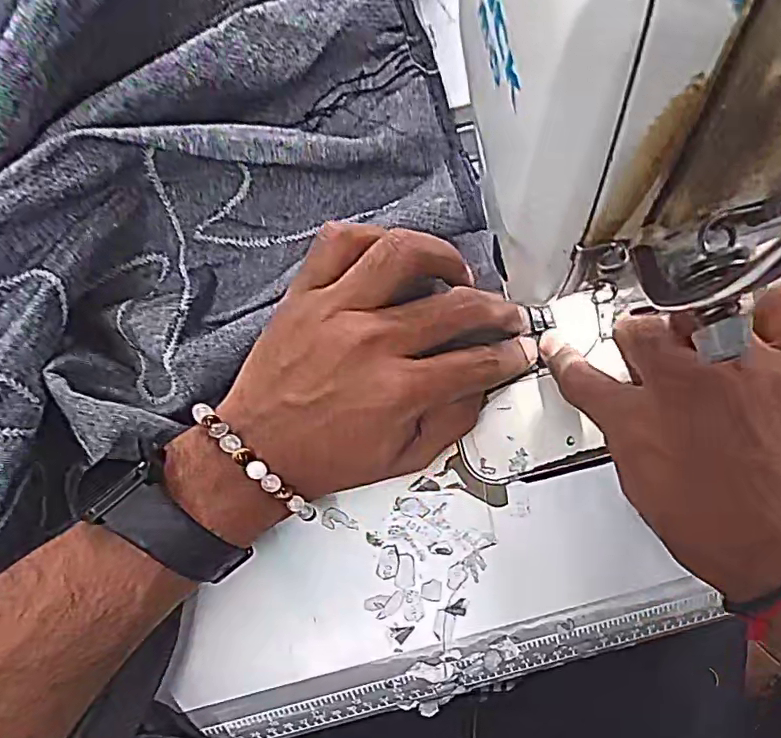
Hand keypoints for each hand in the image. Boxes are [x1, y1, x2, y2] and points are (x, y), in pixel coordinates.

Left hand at [165, 224, 533, 545]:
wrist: (261, 449)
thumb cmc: (326, 457)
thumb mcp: (403, 457)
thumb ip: (451, 422)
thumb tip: (482, 387)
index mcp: (398, 391)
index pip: (476, 361)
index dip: (509, 355)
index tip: (518, 351)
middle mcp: (371, 343)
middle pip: (456, 307)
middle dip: (497, 311)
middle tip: (506, 316)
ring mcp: (336, 311)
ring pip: (404, 254)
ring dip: (445, 257)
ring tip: (457, 274)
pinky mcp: (306, 295)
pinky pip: (342, 241)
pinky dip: (375, 237)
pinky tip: (393, 255)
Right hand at [544, 282, 780, 602]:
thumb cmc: (720, 532)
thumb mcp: (644, 489)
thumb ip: (626, 437)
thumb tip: (623, 414)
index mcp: (638, 420)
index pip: (583, 374)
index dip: (566, 358)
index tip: (562, 350)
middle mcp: (686, 383)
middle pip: (640, 327)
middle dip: (636, 340)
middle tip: (650, 357)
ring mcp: (742, 365)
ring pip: (700, 307)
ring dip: (692, 327)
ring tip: (705, 351)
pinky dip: (769, 309)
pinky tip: (760, 327)